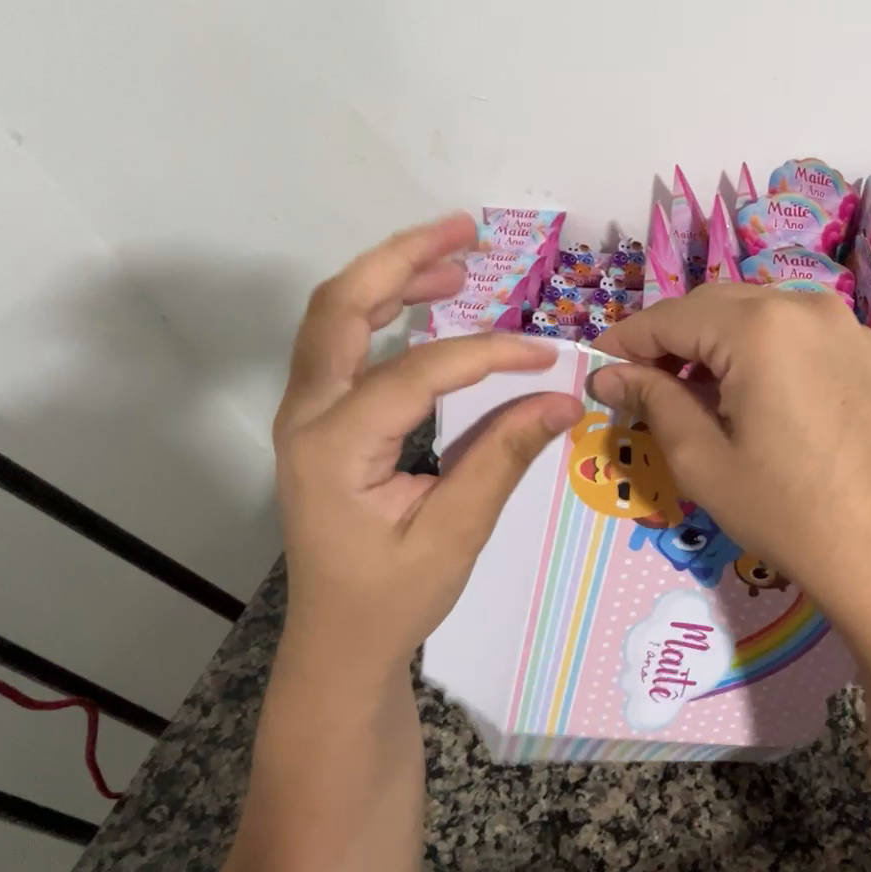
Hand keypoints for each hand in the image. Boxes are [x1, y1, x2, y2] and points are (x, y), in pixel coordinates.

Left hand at [272, 213, 582, 671]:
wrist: (340, 640)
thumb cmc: (394, 597)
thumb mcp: (456, 534)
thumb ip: (504, 458)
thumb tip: (562, 400)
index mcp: (336, 446)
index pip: (419, 373)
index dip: (489, 355)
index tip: (547, 357)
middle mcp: (309, 415)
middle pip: (340, 307)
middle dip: (403, 261)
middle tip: (466, 231)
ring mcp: (308, 416)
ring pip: (335, 319)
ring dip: (390, 279)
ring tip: (455, 259)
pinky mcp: (324, 423)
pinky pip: (346, 348)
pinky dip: (384, 314)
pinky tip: (429, 309)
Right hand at [589, 284, 870, 622]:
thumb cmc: (787, 514)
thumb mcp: (704, 462)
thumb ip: (654, 402)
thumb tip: (611, 376)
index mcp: (761, 327)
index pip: (672, 316)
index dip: (627, 339)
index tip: (598, 364)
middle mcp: (808, 307)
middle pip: (718, 306)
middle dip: (674, 339)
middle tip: (642, 382)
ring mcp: (849, 329)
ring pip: (762, 316)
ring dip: (720, 344)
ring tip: (697, 393)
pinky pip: (802, 336)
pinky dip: (767, 353)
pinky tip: (755, 396)